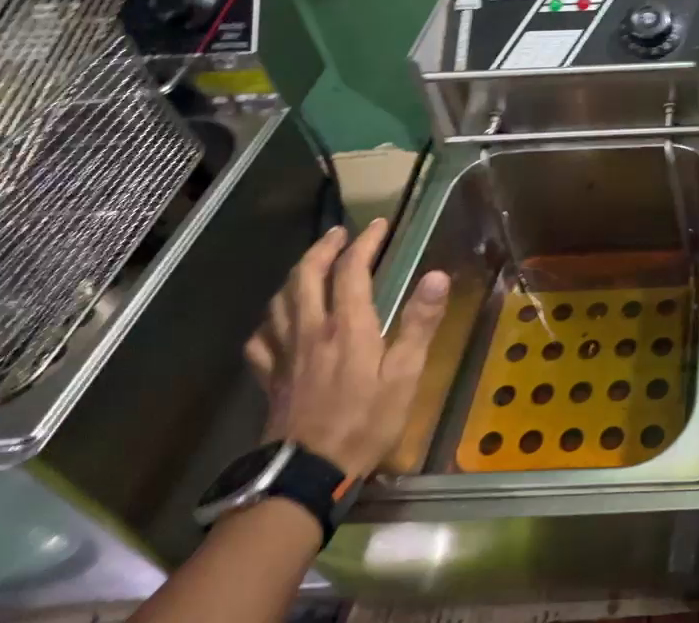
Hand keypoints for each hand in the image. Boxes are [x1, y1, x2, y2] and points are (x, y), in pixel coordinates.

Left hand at [245, 219, 449, 477]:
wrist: (308, 473)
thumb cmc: (366, 422)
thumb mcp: (405, 374)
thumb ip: (419, 323)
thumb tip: (437, 275)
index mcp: (347, 326)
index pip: (352, 270)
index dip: (365, 243)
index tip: (379, 226)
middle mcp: (311, 330)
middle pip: (307, 275)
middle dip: (323, 248)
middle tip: (339, 233)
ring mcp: (285, 353)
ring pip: (281, 300)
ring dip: (296, 274)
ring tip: (310, 265)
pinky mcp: (270, 378)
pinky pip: (261, 339)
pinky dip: (269, 321)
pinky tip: (277, 322)